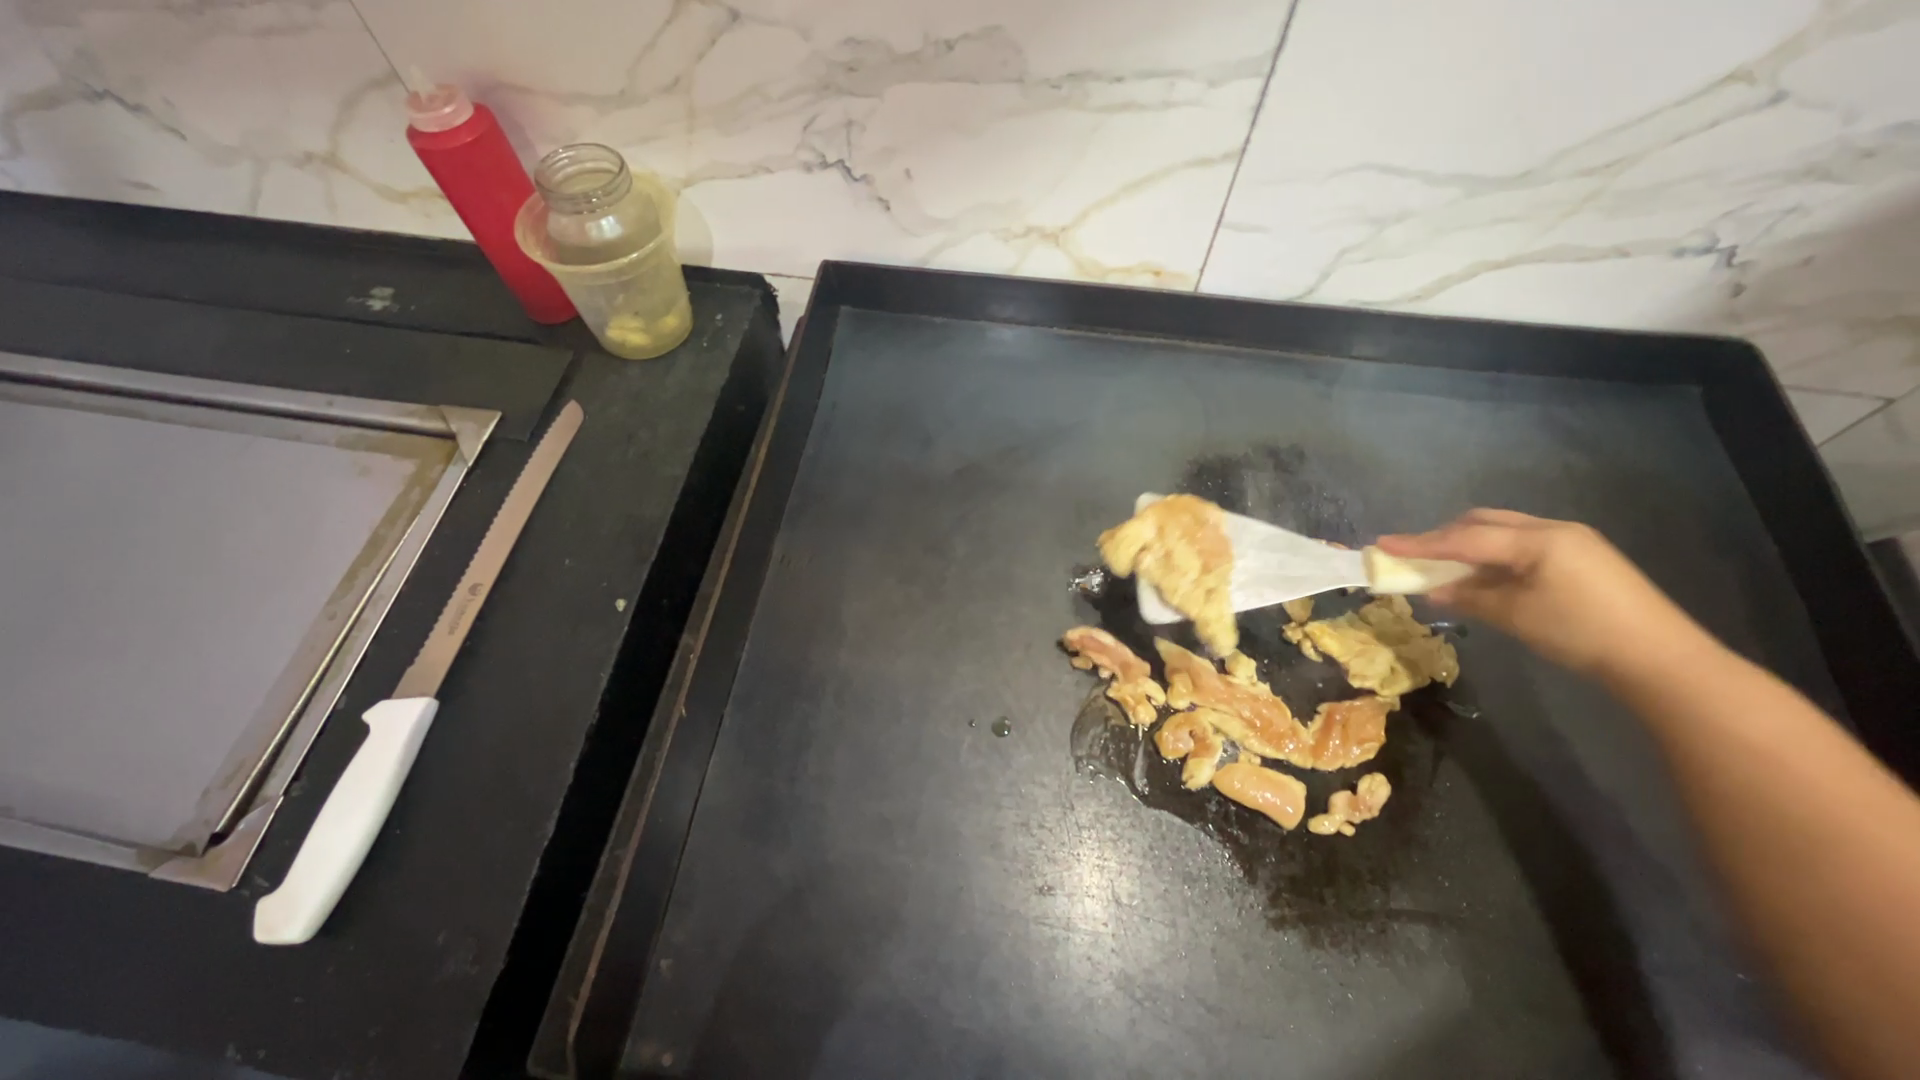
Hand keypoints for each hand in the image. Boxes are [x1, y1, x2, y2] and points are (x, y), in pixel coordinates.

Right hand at [1376, 509, 1714, 680]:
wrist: (1658, 656)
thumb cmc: (1581, 633)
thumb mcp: (1516, 616)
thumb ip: (1471, 597)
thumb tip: (1435, 591)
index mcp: (1537, 539)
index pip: (1466, 537)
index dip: (1421, 543)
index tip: (1383, 543)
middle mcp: (1553, 529)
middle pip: (1484, 522)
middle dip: (1445, 536)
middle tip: (1415, 556)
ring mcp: (1571, 541)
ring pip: (1504, 532)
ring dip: (1470, 547)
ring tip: (1445, 571)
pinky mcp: (1582, 557)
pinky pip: (1523, 546)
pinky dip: (1494, 557)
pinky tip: (1483, 579)